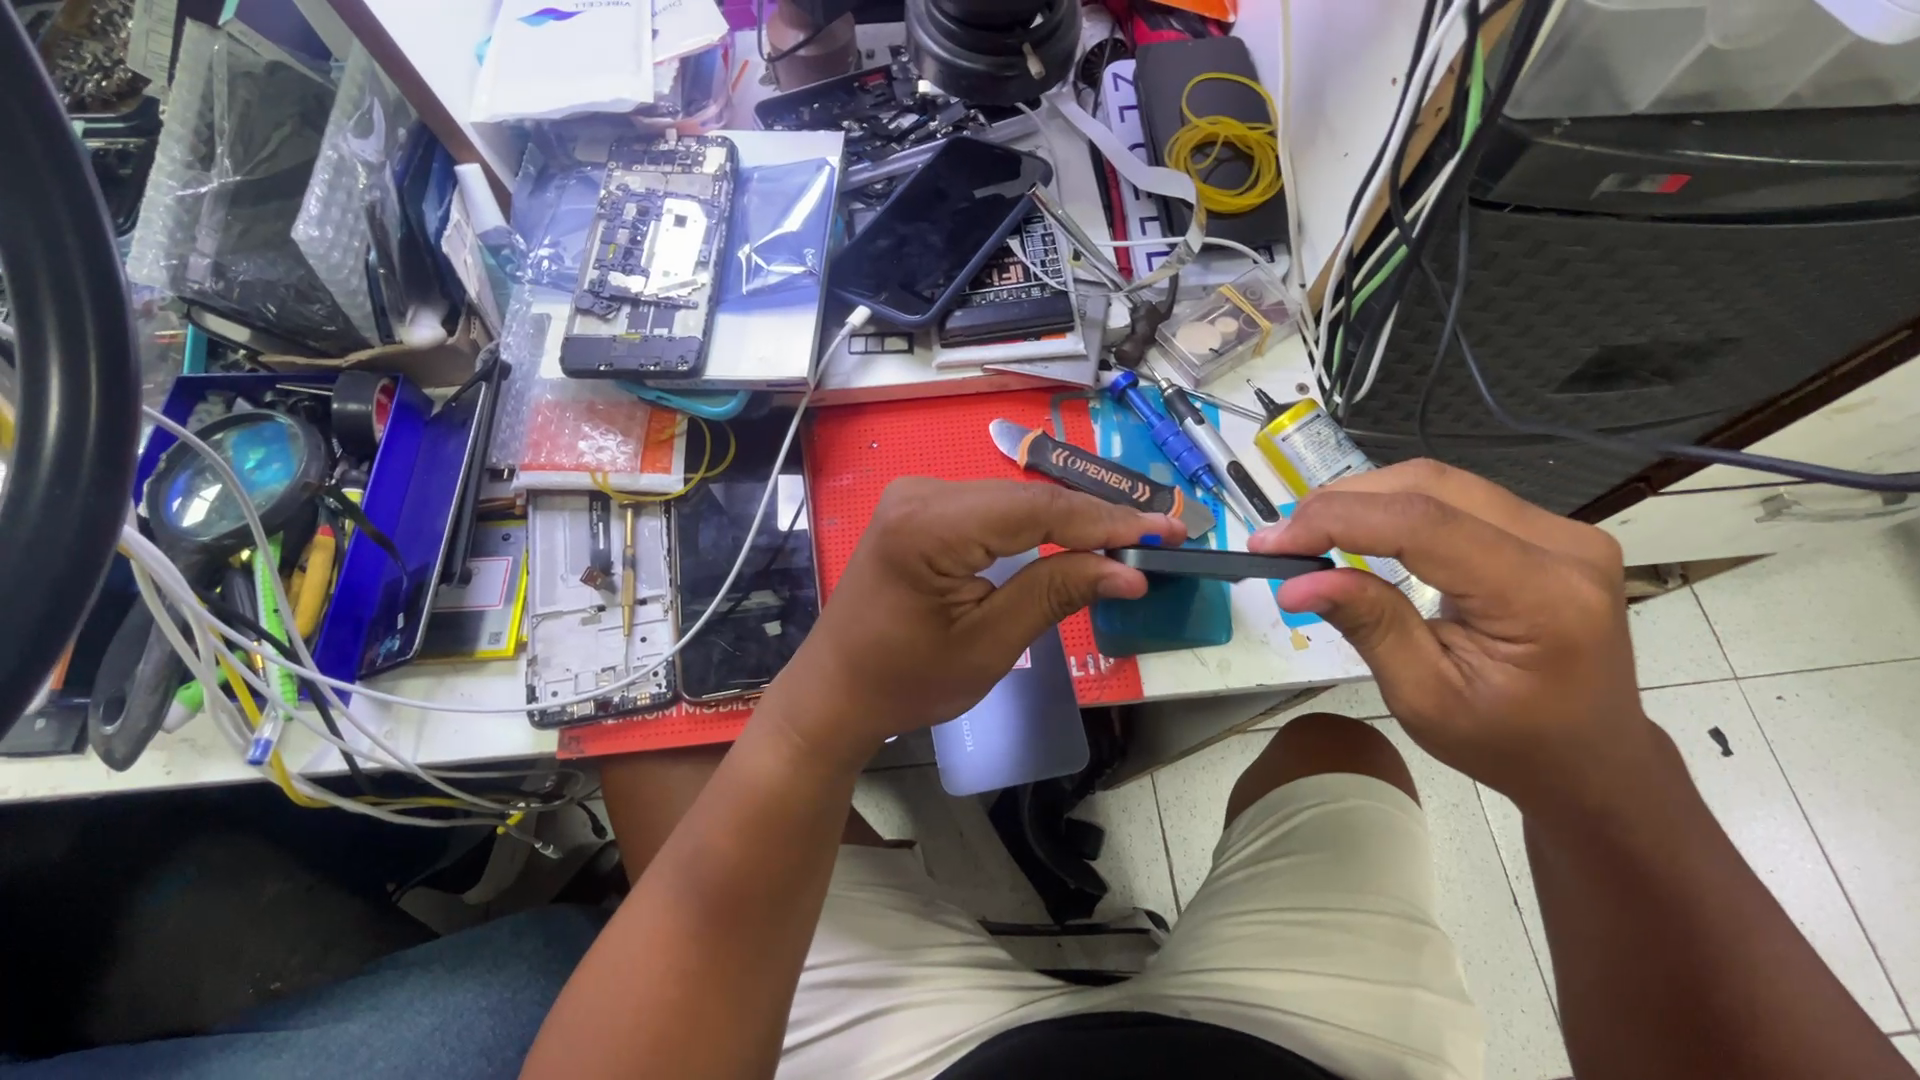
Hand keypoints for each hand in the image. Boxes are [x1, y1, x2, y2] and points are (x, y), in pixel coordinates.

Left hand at [764, 478, 1181, 763]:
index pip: (1037, 508)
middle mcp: (920, 492)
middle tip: (1161, 536)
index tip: (1167, 532)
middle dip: (1096, 518)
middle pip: (1027, 497)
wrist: (836, 691)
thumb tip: (1130, 569)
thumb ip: (1056, 593)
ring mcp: (915, 496)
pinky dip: (1036, 524)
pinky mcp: (919, 509)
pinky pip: (991, 508)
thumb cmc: (907, 680)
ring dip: (1070, 519)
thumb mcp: (989, 645)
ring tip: (1132, 536)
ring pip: (1013, 498)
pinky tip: (1075, 536)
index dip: (1107, 520)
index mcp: (929, 525)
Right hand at [1249, 459, 1656, 815]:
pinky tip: (1358, 532)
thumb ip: (1370, 626)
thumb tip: (1296, 583)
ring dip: (1364, 500)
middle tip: (1280, 539)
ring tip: (1308, 534)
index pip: (1424, 525)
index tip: (1271, 544)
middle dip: (1342, 503)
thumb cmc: (1507, 744)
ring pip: (1440, 483)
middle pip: (1431, 487)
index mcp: (1541, 597)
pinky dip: (1395, 509)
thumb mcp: (1425, 699)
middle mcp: (1564, 546)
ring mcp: (1564, 532)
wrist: (1590, 757)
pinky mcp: (1549, 531)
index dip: (1338, 521)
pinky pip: (1457, 498)